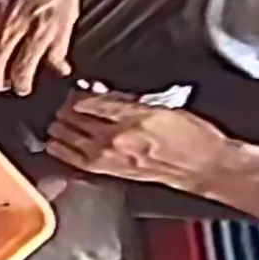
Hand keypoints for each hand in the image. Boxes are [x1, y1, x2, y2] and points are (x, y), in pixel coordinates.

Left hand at [46, 93, 233, 193]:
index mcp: (136, 117)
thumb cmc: (191, 135)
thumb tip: (97, 91)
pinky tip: (58, 139)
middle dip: (66, 108)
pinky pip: (61, 153)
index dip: (78, 96)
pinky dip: (55, 143)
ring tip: (65, 121)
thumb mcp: (165, 110)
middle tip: (69, 107)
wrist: (202, 166)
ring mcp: (102, 152)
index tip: (77, 94)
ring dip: (59, 124)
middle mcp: (114, 135)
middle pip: (70, 116)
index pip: (90, 102)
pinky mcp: (96, 167)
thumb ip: (127, 102)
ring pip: (61, 132)